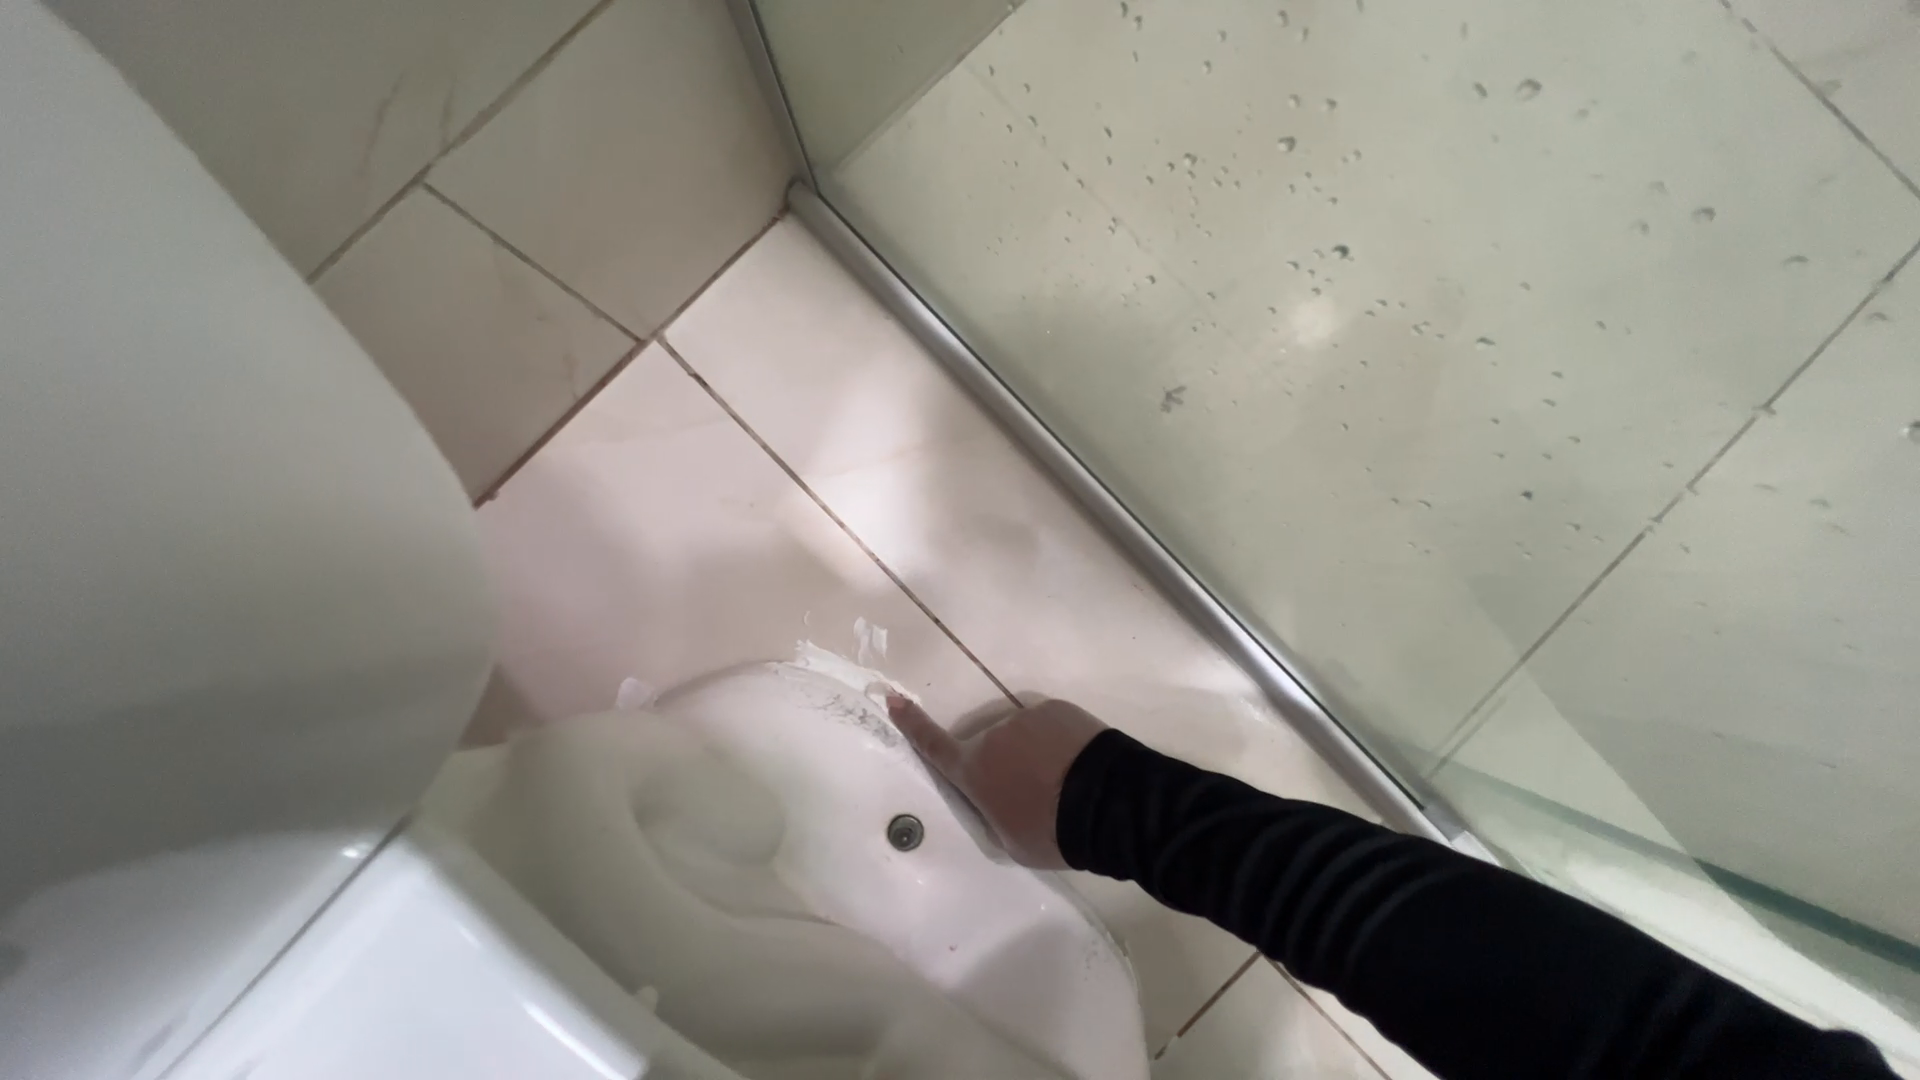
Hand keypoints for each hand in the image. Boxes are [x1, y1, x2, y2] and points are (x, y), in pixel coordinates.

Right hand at [885, 694, 1108, 868]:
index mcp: (975, 769)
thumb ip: (993, 813)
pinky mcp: (1056, 708)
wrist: (1107, 805)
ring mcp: (1026, 717)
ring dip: (1030, 751)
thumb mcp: (1010, 841)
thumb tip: (996, 797)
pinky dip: (1055, 741)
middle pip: (987, 744)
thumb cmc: (1051, 833)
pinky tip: (1077, 764)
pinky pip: (1048, 725)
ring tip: (1062, 781)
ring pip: (1020, 734)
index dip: (912, 723)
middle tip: (1029, 791)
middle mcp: (993, 735)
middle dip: (1000, 761)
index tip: (894, 699)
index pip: (934, 745)